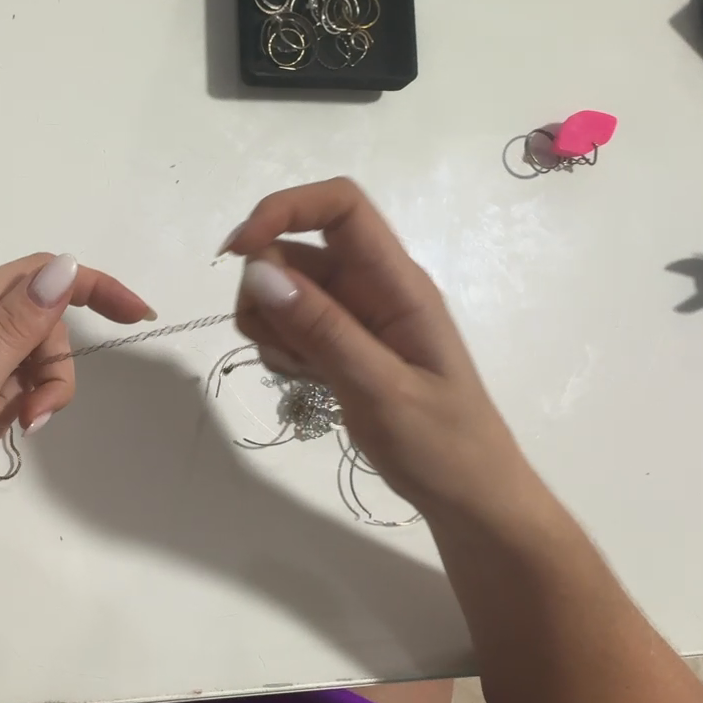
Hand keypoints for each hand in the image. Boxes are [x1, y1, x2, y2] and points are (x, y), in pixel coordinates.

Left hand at [0, 253, 152, 548]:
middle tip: (33, 419)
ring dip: (27, 393)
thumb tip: (66, 268)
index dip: (96, 287)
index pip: (42, 273)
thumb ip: (14, 328)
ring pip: (23, 356)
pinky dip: (5, 406)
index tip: (139, 319)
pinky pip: (0, 380)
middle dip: (51, 369)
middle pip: (38, 322)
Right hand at [222, 178, 533, 516]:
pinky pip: (284, 327)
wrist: (466, 496)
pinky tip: (305, 381)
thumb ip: (321, 329)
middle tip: (282, 347)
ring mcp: (352, 316)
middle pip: (293, 251)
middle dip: (265, 291)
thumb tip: (258, 272)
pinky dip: (277, 350)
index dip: (283, 210)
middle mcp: (371, 287)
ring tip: (302, 372)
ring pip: (279, 291)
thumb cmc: (441, 444)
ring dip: (269, 326)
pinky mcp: (336, 344)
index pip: (339, 207)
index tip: (236, 254)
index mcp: (397, 282)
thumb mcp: (380, 387)